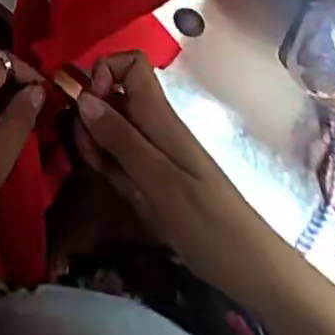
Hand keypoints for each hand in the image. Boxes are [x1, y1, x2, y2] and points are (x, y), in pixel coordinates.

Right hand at [72, 51, 295, 318]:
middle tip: (91, 152)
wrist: (251, 271)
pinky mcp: (152, 176)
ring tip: (102, 173)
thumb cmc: (207, 222)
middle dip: (91, 117)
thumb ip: (120, 138)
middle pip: (113, 96)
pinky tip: (117, 189)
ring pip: (111, 128)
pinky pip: (120, 158)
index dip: (106, 71)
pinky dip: (110, 167)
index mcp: (159, 116)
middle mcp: (154, 125)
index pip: (132, 63)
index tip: (90, 102)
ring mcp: (153, 151)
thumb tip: (83, 96)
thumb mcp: (159, 181)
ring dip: (97, 144)